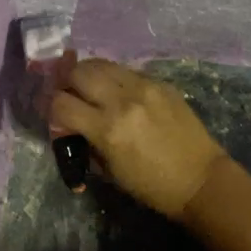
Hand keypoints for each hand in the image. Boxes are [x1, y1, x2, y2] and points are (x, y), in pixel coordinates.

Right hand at [49, 58, 227, 219]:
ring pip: (101, 63)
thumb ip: (86, 142)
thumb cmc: (153, 186)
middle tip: (68, 93)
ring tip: (89, 86)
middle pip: (77, 72)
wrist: (200, 178)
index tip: (52, 112)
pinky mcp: (159, 81)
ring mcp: (143, 86)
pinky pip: (126, 70)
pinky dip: (114, 77)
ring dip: (88, 73)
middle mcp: (121, 100)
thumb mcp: (111, 171)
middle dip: (66, 82)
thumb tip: (70, 124)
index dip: (50, 107)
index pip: (61, 103)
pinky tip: (117, 90)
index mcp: (107, 129)